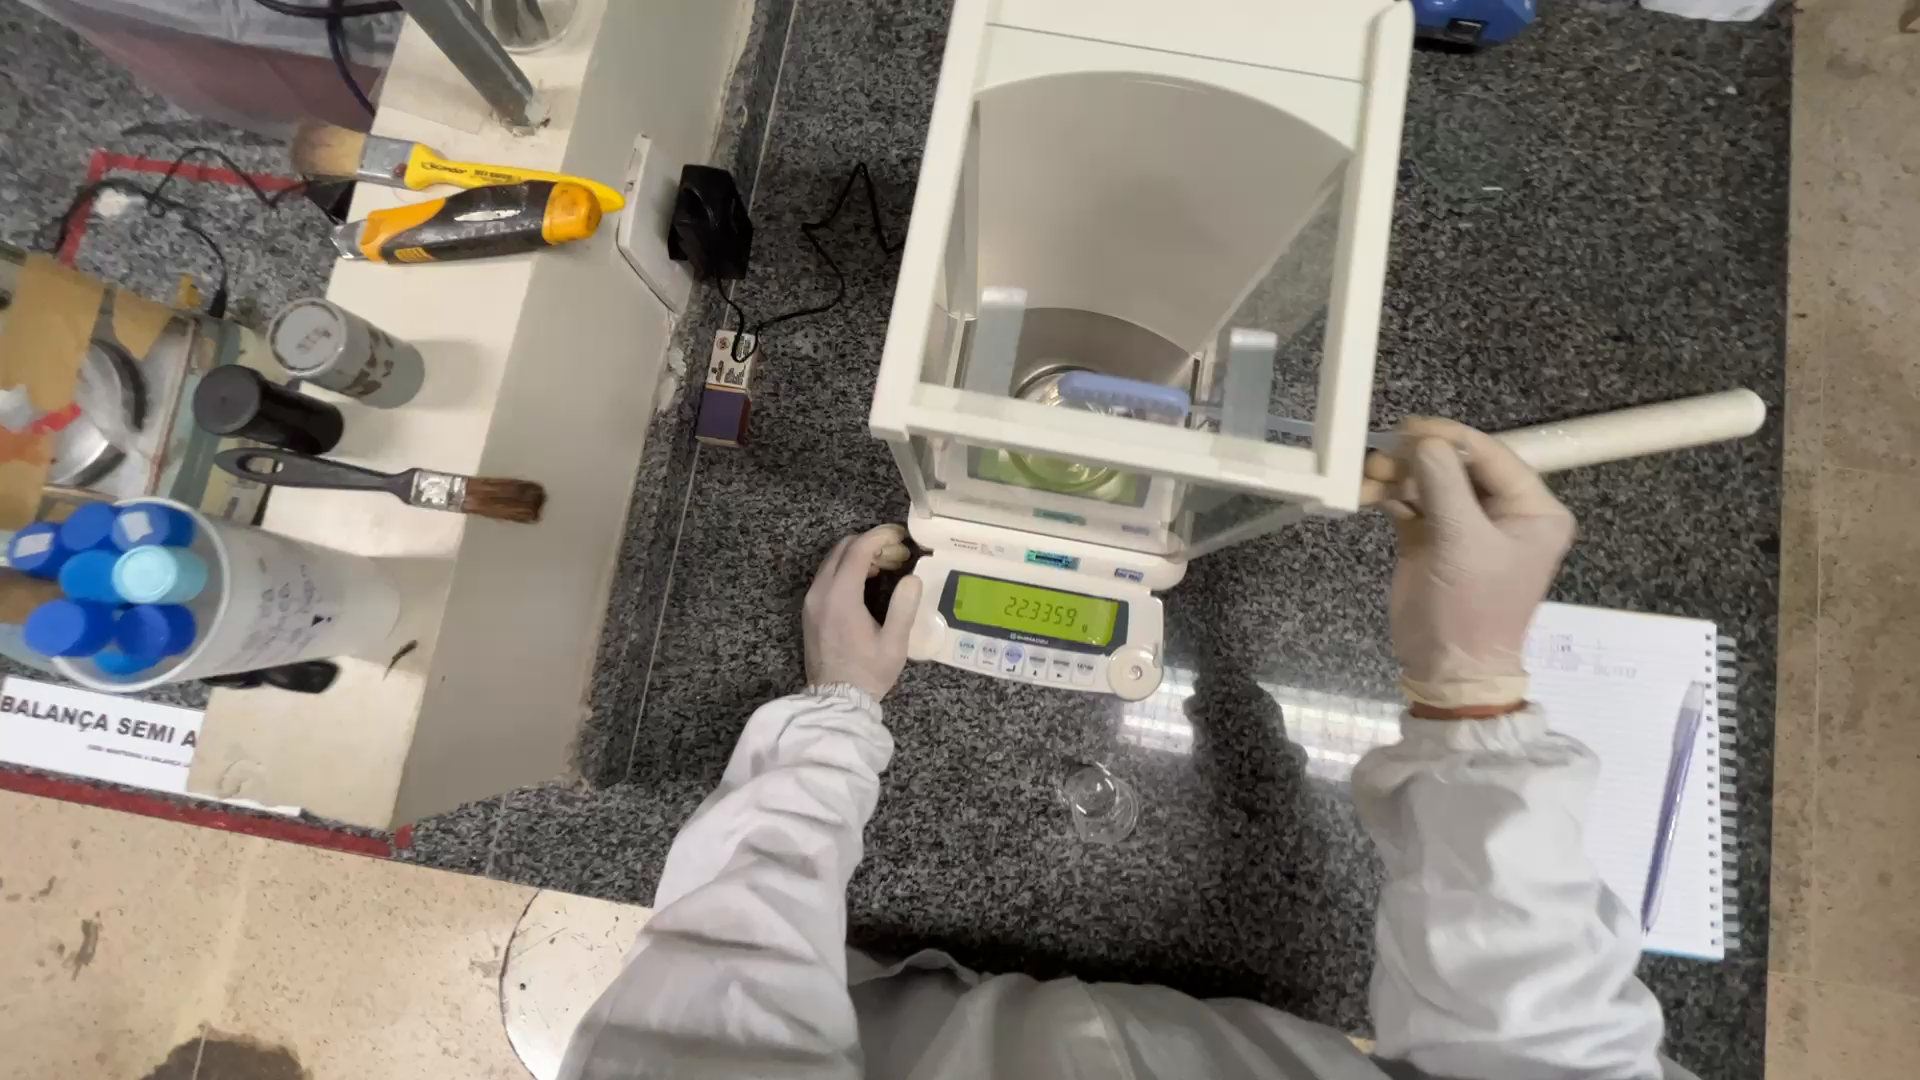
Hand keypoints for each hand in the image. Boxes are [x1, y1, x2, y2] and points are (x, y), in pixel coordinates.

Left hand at [803, 525, 922, 700]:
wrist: (836, 700)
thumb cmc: (868, 673)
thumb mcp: (894, 643)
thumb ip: (904, 606)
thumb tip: (911, 577)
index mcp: (840, 597)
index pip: (859, 550)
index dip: (881, 537)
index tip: (901, 536)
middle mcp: (820, 592)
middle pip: (843, 549)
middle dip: (871, 544)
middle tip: (898, 554)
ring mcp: (812, 601)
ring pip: (833, 560)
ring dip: (859, 555)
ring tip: (887, 566)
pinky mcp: (811, 610)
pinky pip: (827, 575)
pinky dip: (848, 568)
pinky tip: (868, 581)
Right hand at [1364, 418, 1574, 710]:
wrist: (1446, 664)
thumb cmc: (1470, 606)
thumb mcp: (1463, 542)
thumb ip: (1443, 486)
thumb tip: (1422, 441)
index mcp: (1530, 510)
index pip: (1492, 457)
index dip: (1451, 438)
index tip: (1410, 427)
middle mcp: (1499, 512)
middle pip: (1455, 467)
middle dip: (1417, 460)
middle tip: (1382, 458)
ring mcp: (1461, 526)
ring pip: (1427, 483)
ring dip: (1397, 477)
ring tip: (1369, 479)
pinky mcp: (1428, 540)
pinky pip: (1408, 504)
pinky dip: (1387, 495)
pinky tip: (1367, 494)